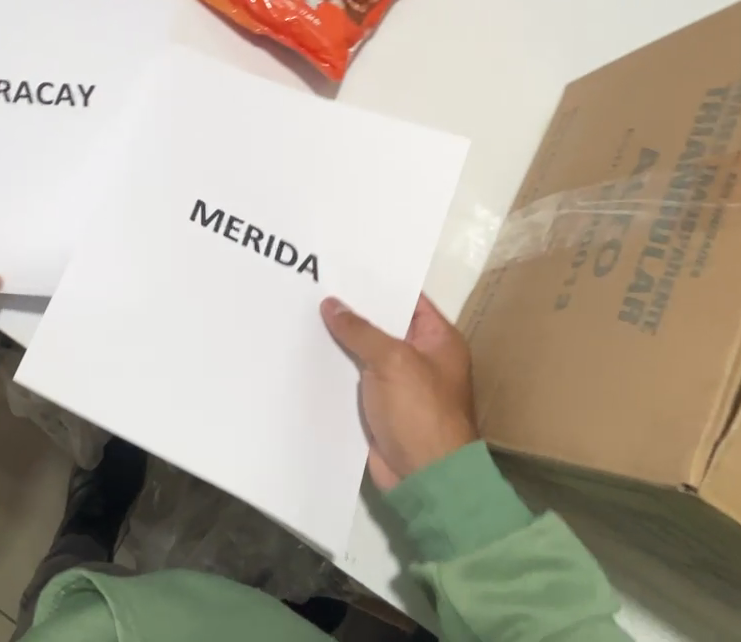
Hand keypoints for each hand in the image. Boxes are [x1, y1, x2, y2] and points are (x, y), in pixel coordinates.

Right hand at [321, 294, 476, 490]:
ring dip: (339, 335)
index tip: (344, 263)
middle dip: (352, 306)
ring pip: (363, 348)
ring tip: (302, 307)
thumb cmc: (420, 412)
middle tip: (315, 280)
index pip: (408, 298)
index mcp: (438, 340)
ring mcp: (398, 381)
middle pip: (382, 322)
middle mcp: (419, 356)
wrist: (425, 477)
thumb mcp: (392, 361)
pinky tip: (306, 347)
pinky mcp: (378, 403)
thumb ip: (360, 330)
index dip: (379, 280)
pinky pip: (352, 374)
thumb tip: (331, 303)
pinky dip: (334, 363)